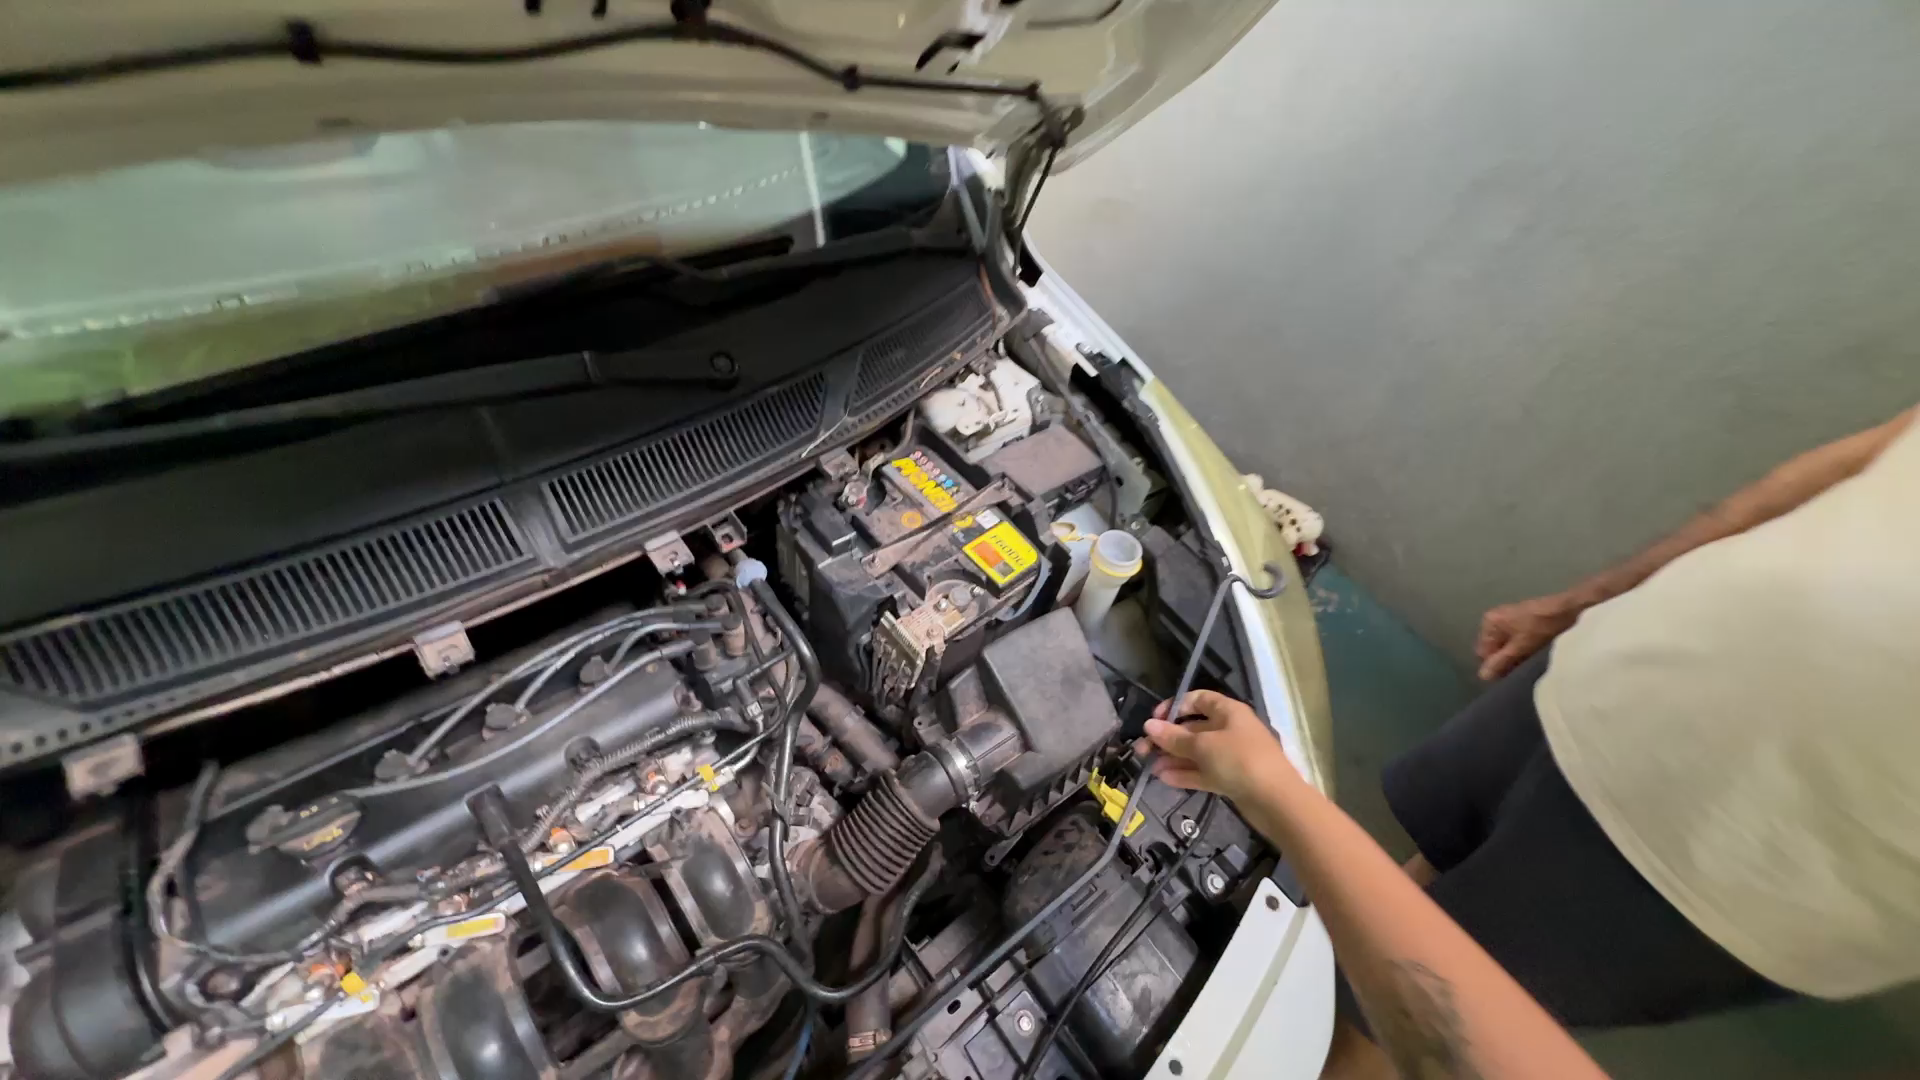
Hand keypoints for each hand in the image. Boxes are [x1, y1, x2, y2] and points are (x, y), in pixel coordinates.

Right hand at [1132, 690, 1296, 803]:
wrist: (1277, 802)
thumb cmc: (1239, 760)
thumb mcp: (1203, 746)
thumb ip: (1174, 737)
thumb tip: (1148, 725)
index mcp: (1227, 712)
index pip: (1197, 699)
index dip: (1175, 706)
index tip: (1155, 719)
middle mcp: (1229, 730)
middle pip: (1193, 729)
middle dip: (1167, 738)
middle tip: (1143, 750)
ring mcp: (1230, 756)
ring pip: (1196, 753)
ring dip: (1173, 758)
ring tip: (1150, 767)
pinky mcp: (1231, 779)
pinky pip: (1203, 771)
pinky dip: (1185, 774)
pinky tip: (1164, 778)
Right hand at [1475, 593, 1583, 680]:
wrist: (1572, 608)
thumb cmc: (1543, 626)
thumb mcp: (1521, 646)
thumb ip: (1501, 661)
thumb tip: (1482, 677)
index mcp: (1488, 623)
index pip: (1483, 653)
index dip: (1496, 665)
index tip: (1512, 675)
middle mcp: (1494, 618)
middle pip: (1495, 648)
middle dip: (1506, 659)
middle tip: (1523, 668)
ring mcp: (1509, 618)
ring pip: (1507, 645)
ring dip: (1517, 654)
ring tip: (1532, 660)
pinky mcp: (1523, 620)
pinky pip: (1516, 640)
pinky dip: (1524, 647)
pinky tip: (1536, 651)